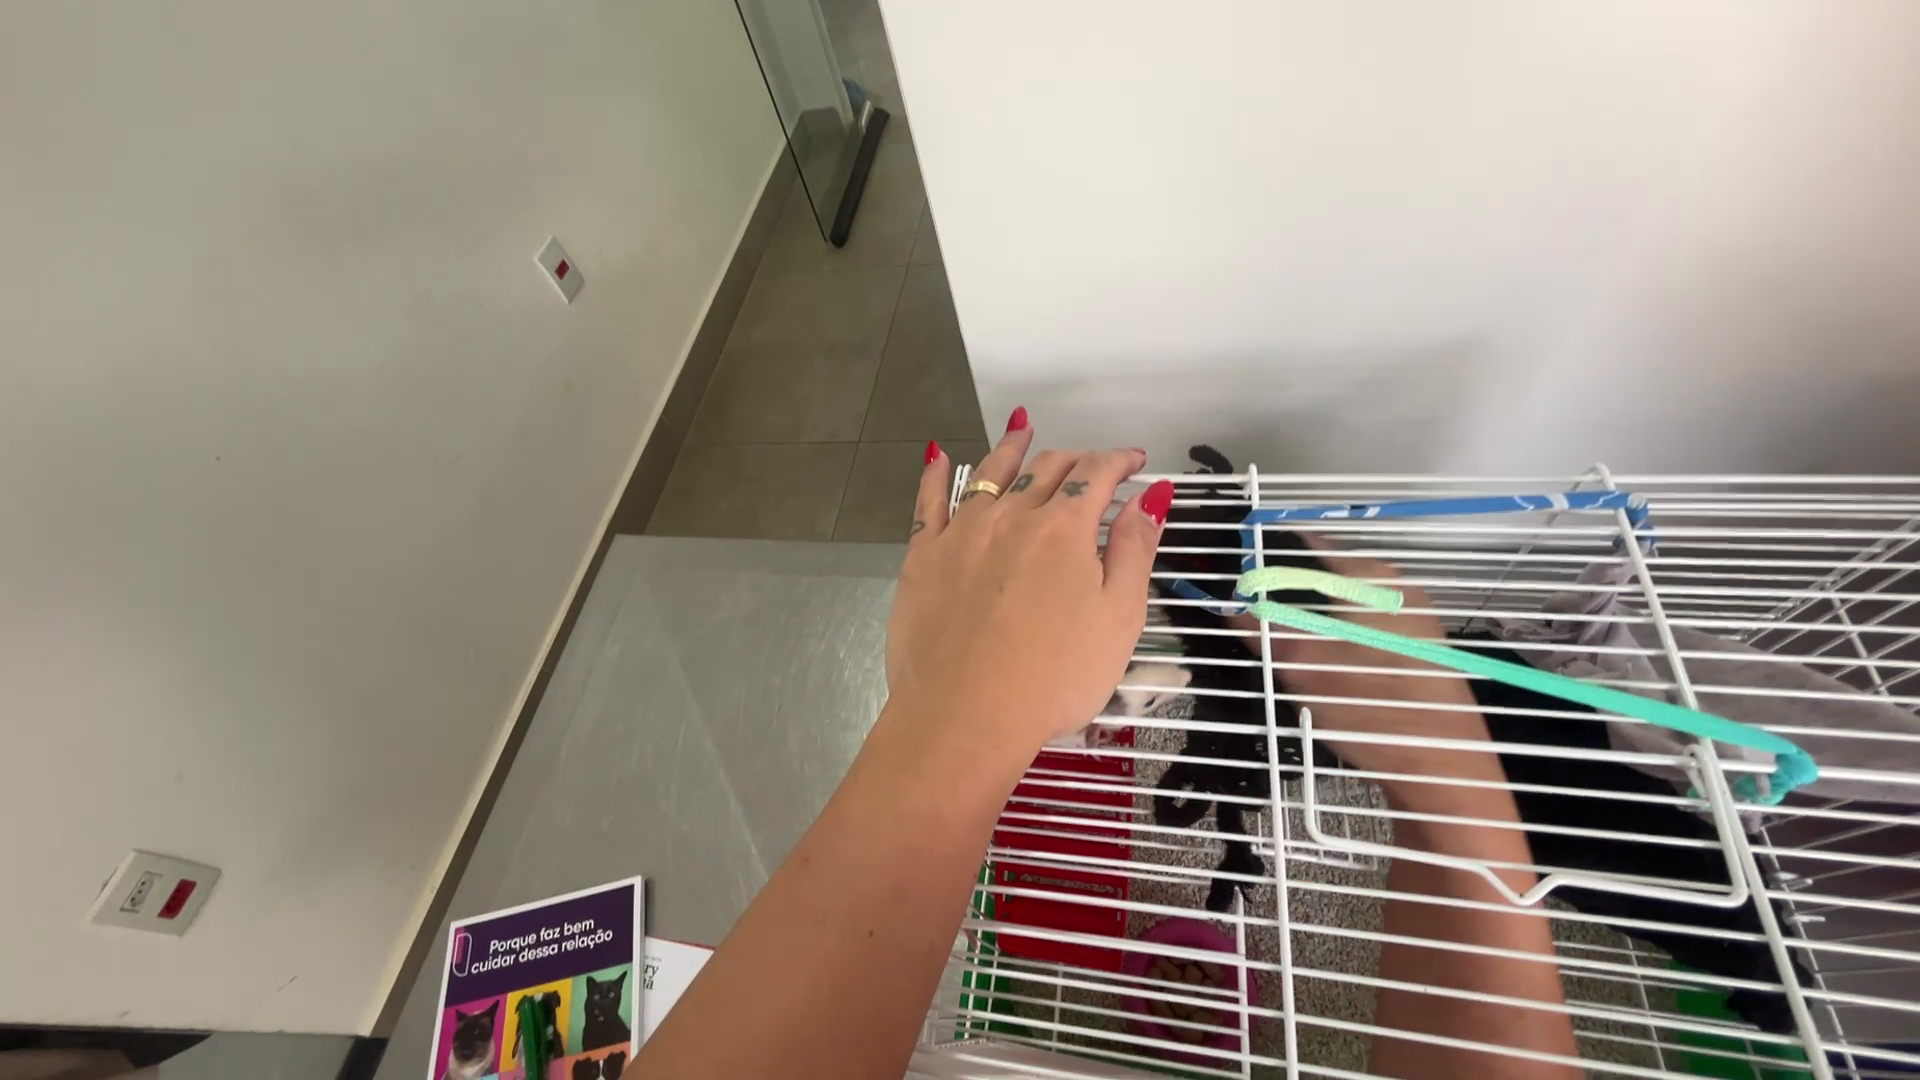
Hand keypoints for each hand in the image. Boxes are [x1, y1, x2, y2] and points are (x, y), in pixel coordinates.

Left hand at [883, 412, 1172, 755]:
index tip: (1134, 461)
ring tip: (1022, 428)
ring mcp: (963, 532)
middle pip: (1048, 468)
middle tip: (1091, 463)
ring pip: (992, 474)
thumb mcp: (1119, 618)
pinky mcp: (924, 556)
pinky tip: (938, 455)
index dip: (1120, 461)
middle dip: (1076, 458)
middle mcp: (1013, 515)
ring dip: (1012, 447)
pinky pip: (929, 502)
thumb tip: (1150, 494)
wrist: (965, 715)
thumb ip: (1135, 549)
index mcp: (1065, 528)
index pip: (1097, 475)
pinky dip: (936, 474)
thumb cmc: (1055, 676)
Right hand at [1233, 538, 1503, 794]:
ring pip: (1356, 596)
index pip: (1317, 546)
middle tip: (1264, 594)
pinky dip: (1344, 623)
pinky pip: (1373, 619)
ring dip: (1321, 603)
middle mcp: (1400, 591)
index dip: (1279, 551)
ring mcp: (1418, 620)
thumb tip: (1230, 609)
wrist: (1443, 764)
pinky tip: (1328, 648)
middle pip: (1338, 571)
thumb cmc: (1371, 708)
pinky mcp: (1424, 648)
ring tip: (1289, 622)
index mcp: (1372, 584)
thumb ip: (1264, 632)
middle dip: (1298, 579)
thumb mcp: (1303, 668)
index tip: (1251, 560)